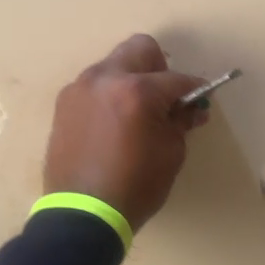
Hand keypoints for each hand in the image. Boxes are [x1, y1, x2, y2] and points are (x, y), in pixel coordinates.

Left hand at [43, 34, 207, 232]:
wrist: (83, 215)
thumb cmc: (135, 186)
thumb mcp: (170, 154)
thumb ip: (180, 121)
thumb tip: (190, 108)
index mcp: (136, 91)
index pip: (176, 79)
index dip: (195, 90)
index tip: (201, 101)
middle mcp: (104, 79)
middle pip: (140, 50)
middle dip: (158, 69)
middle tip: (164, 98)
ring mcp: (79, 89)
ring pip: (113, 66)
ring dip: (130, 81)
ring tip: (137, 115)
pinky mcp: (64, 104)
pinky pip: (94, 88)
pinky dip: (109, 96)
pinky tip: (113, 125)